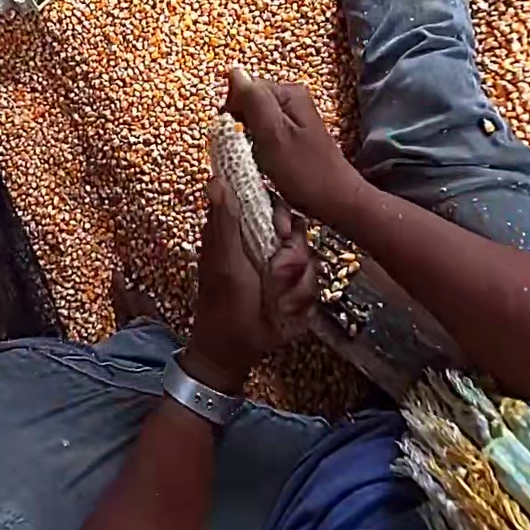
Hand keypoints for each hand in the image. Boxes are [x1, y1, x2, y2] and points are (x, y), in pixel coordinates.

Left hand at [184, 176, 316, 394]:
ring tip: (277, 299)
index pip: (273, 204)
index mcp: (243, 230)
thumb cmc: (223, 302)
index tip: (283, 232)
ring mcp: (281, 267)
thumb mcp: (225, 261)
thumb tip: (216, 179)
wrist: (233, 351)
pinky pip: (313, 284)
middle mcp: (264, 244)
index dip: (283, 215)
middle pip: (298, 232)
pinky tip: (285, 309)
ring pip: (309, 259)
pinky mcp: (294, 289)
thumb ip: (225, 222)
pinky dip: (300, 299)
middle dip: (293, 257)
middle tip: (278, 273)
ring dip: (295, 283)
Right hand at [222, 67, 368, 220]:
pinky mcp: (293, 135)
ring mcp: (294, 117)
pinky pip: (264, 132)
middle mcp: (292, 99)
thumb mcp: (273, 135)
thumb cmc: (303, 171)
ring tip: (252, 158)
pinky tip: (261, 161)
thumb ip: (254, 102)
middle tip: (243, 150)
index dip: (233, 111)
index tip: (234, 136)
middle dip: (239, 124)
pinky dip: (257, 145)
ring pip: (254, 119)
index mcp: (288, 93)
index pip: (244, 88)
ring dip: (247, 137)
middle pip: (249, 102)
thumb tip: (234, 71)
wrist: (336, 201)